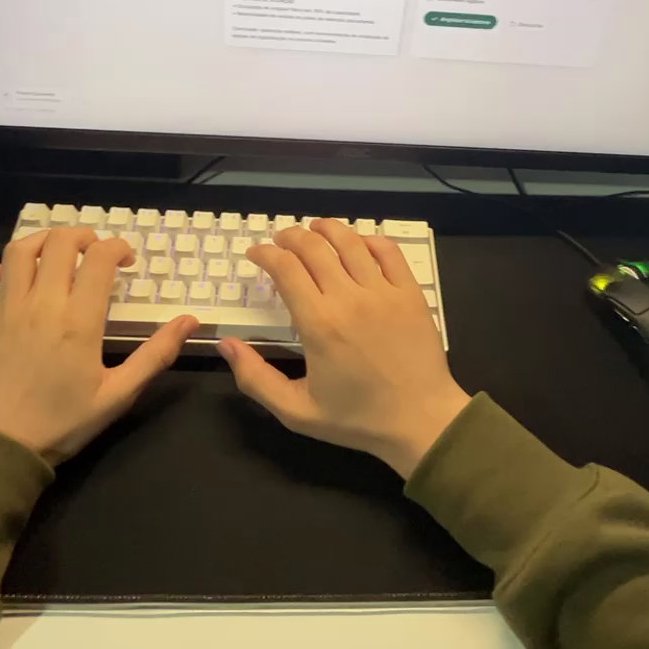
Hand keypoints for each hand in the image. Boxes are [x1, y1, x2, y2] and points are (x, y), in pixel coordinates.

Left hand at [0, 228, 197, 464]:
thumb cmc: (62, 424)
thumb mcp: (118, 395)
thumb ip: (156, 355)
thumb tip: (190, 321)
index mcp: (79, 319)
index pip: (99, 258)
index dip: (117, 248)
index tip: (126, 262)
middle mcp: (41, 304)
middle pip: (59, 243)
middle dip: (82, 236)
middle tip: (94, 251)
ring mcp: (3, 311)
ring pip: (17, 252)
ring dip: (40, 241)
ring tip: (55, 251)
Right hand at [219, 219, 469, 477]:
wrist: (421, 420)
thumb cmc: (357, 418)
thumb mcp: (296, 411)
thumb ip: (256, 378)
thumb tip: (226, 344)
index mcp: (318, 323)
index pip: (285, 268)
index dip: (265, 253)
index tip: (256, 253)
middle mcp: (349, 298)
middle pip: (313, 247)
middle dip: (290, 236)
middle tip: (280, 239)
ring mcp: (383, 292)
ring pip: (350, 242)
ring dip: (326, 228)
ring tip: (314, 228)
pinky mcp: (410, 293)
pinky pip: (388, 252)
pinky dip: (369, 239)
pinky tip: (358, 242)